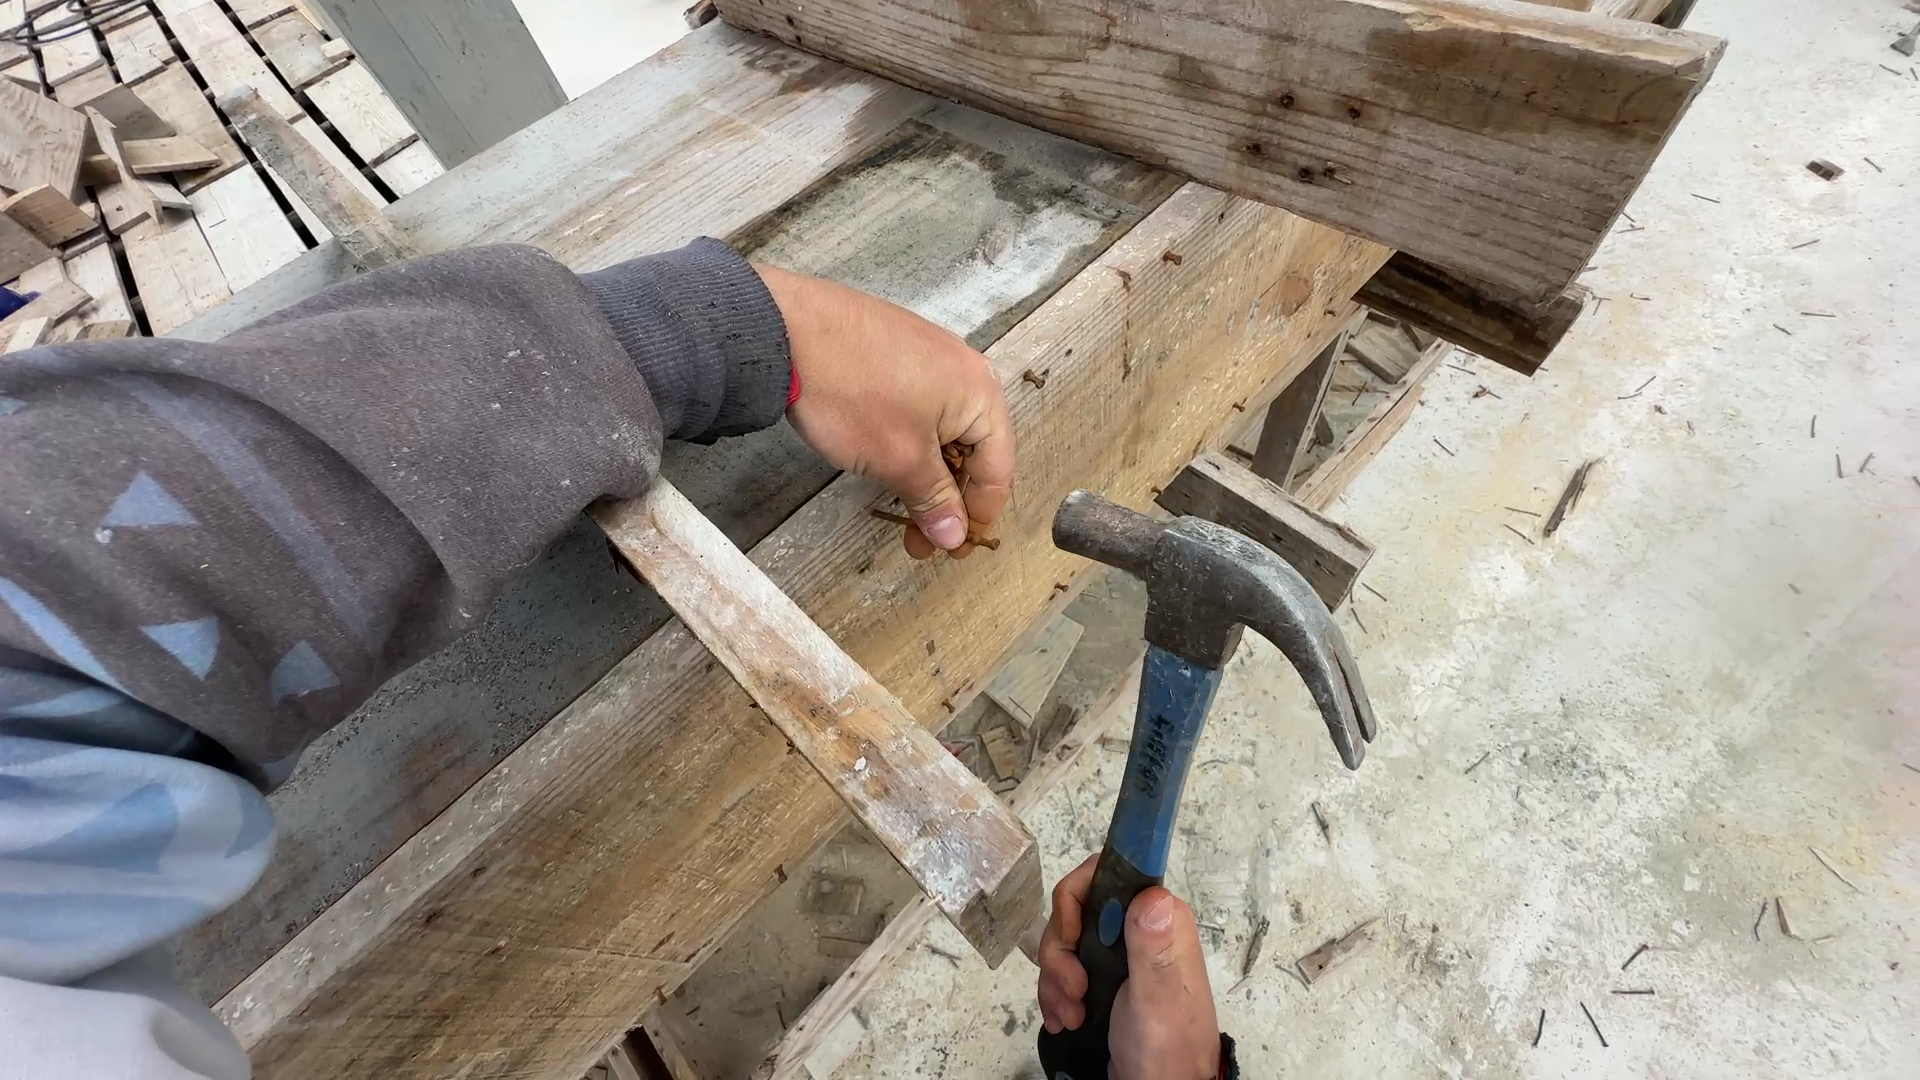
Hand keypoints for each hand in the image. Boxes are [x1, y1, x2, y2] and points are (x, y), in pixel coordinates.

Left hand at [755, 263, 1013, 558]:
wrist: (785, 329)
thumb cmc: (854, 396)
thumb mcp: (900, 460)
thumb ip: (935, 500)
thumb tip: (955, 536)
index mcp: (982, 394)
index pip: (999, 470)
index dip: (978, 515)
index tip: (953, 549)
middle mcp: (967, 370)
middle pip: (974, 451)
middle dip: (948, 501)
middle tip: (921, 541)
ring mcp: (932, 357)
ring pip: (944, 432)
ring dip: (927, 477)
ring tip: (902, 510)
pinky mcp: (899, 353)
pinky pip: (921, 410)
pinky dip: (911, 446)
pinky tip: (889, 466)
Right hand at [1037, 854, 1222, 1079]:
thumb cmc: (1166, 1049)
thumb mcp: (1156, 1000)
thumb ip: (1152, 949)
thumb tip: (1153, 894)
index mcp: (1159, 917)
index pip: (1105, 873)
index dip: (1076, 896)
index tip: (1071, 937)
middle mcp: (1137, 925)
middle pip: (1076, 907)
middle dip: (1061, 949)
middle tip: (1073, 989)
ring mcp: (1118, 952)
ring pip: (1065, 938)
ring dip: (1056, 977)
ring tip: (1070, 1014)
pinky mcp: (1103, 976)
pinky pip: (1063, 966)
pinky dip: (1055, 992)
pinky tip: (1063, 1018)